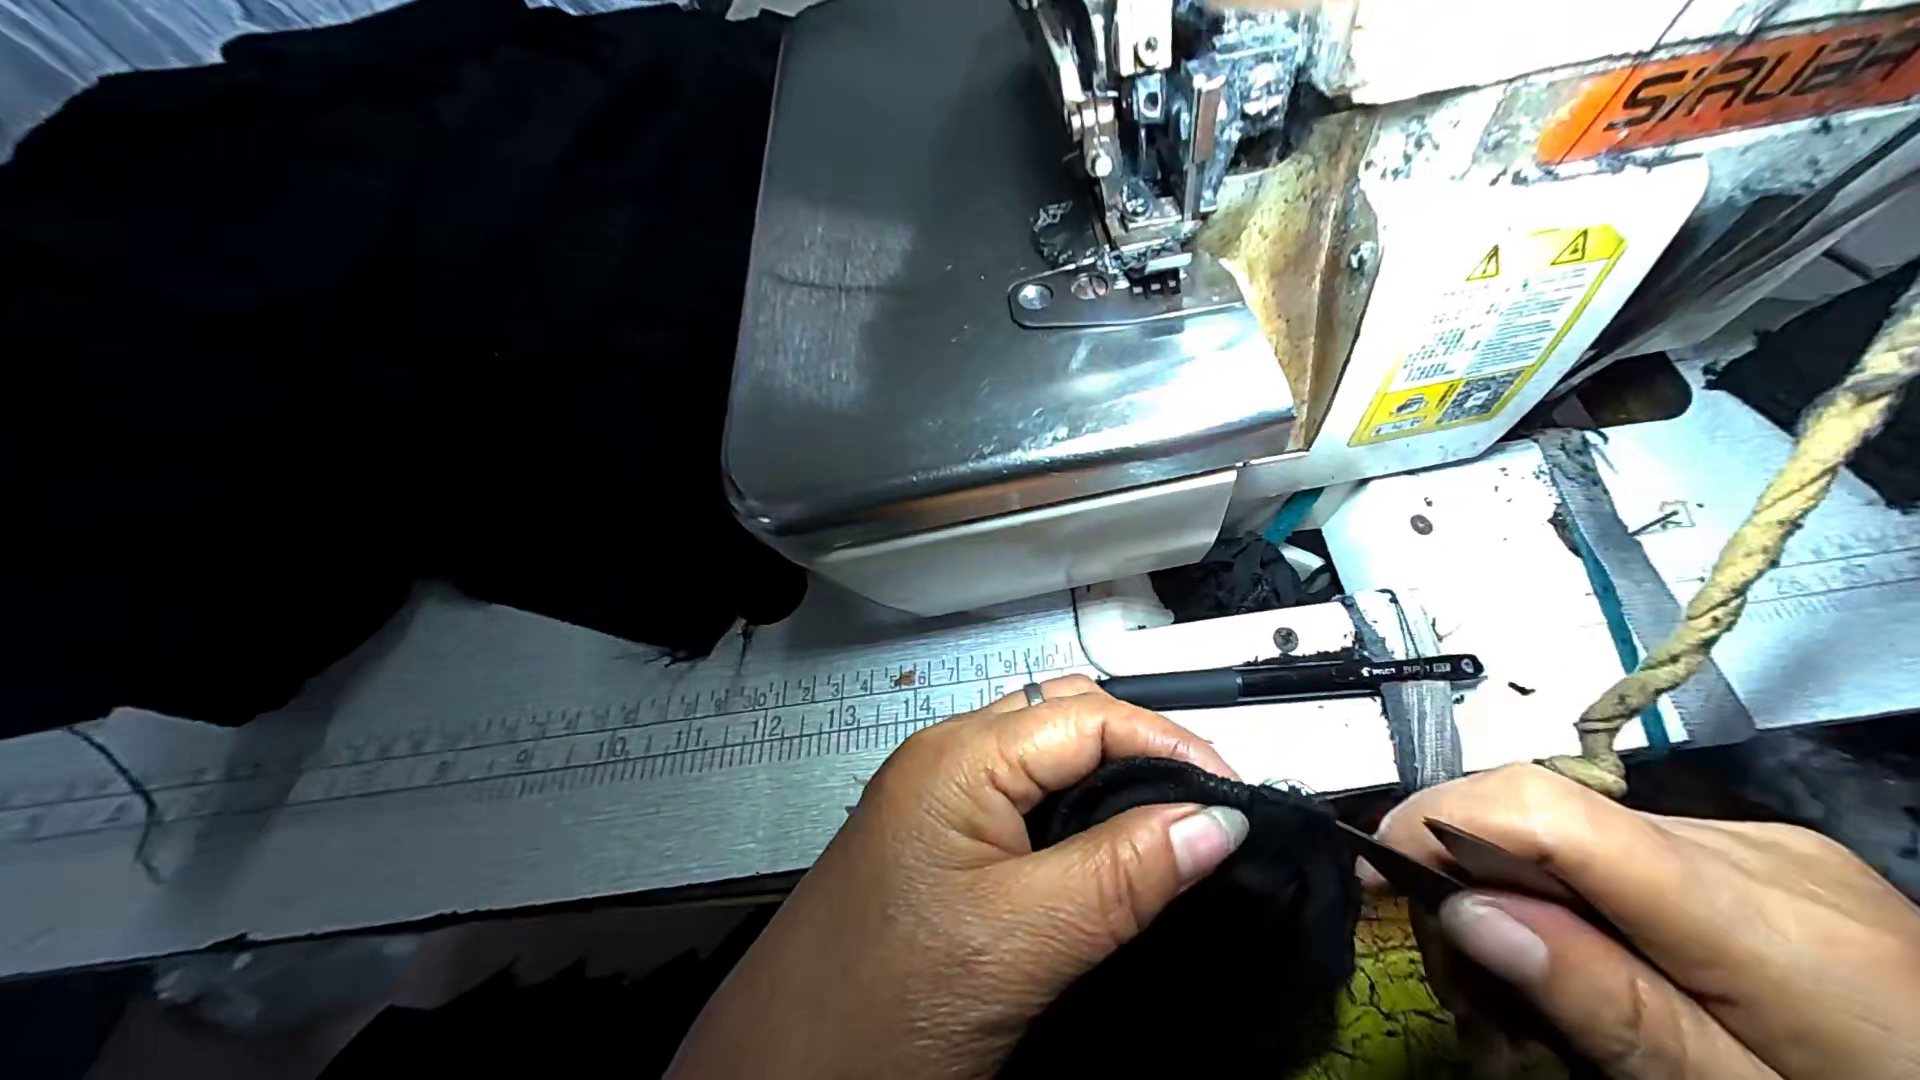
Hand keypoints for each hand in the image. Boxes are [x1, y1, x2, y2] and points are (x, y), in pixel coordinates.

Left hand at [666, 676, 1247, 1079]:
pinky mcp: (941, 830)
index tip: (1233, 796)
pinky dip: (1076, 804)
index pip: (1085, 715)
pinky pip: (1022, 791)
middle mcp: (946, 753)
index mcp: (959, 756)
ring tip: (1172, 818)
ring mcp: (939, 790)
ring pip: (1045, 751)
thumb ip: (1123, 873)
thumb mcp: (1021, 939)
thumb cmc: (891, 1002)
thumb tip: (1218, 821)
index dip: (1167, 742)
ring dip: (1111, 773)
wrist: (784, 1072)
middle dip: (1141, 745)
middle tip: (1206, 803)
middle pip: (1064, 715)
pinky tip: (1108, 841)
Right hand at [1373, 764, 1919, 1078]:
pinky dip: (1572, 908)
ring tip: (1523, 1006)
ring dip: (1517, 906)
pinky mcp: (1764, 868)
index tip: (1378, 872)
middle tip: (1469, 1002)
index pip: (1548, 807)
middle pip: (1543, 821)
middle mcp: (1751, 851)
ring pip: (1569, 838)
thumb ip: (1611, 1008)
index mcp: (1762, 914)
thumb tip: (1465, 907)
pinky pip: (1619, 860)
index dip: (1439, 818)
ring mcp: (1765, 853)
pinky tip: (1587, 974)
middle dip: (1471, 889)